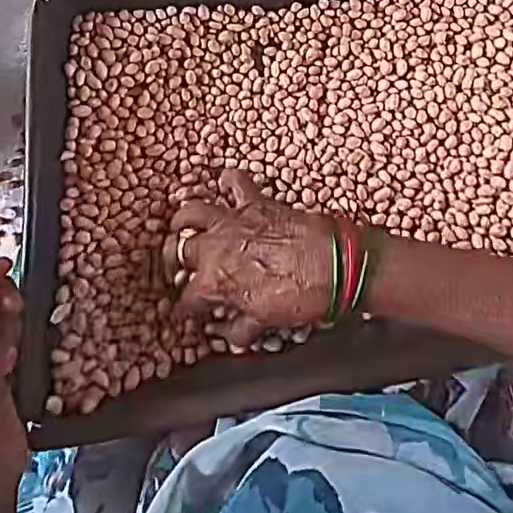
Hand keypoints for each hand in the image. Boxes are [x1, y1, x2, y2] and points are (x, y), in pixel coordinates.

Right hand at [165, 169, 336, 345]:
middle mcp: (216, 246)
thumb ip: (240, 327)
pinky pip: (234, 181)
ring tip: (184, 225)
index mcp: (215, 281)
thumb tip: (229, 331)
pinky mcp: (255, 202)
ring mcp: (233, 220)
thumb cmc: (301, 295)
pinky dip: (227, 181)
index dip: (185, 308)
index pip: (188, 298)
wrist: (334, 264)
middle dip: (179, 262)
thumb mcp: (266, 321)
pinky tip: (223, 184)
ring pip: (192, 211)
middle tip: (184, 269)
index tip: (187, 312)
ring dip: (185, 219)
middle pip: (183, 251)